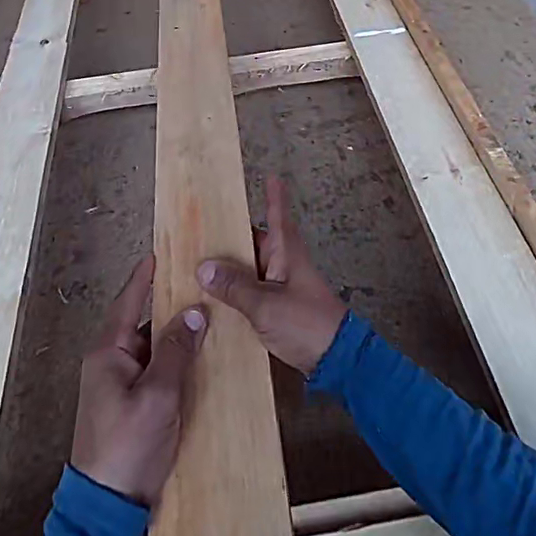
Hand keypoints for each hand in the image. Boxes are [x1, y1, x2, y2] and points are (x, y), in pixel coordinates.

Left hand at [70, 256, 206, 504]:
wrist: (108, 507)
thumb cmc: (127, 446)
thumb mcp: (157, 395)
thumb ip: (176, 351)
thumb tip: (194, 312)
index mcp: (107, 353)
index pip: (127, 302)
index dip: (143, 277)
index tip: (158, 253)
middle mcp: (111, 362)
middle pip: (143, 322)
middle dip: (169, 304)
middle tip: (198, 284)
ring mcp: (120, 384)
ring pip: (152, 346)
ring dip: (175, 335)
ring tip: (207, 315)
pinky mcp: (132, 403)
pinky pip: (156, 368)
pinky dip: (175, 358)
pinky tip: (199, 355)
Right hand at [197, 176, 347, 374]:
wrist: (335, 359)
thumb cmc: (306, 323)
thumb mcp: (266, 304)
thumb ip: (235, 287)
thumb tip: (204, 267)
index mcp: (287, 253)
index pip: (279, 216)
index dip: (274, 197)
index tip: (271, 176)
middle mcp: (285, 264)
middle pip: (258, 241)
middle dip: (237, 231)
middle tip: (208, 221)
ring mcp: (282, 286)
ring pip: (253, 266)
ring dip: (233, 263)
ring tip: (200, 257)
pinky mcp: (279, 308)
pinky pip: (253, 289)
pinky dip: (236, 288)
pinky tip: (214, 296)